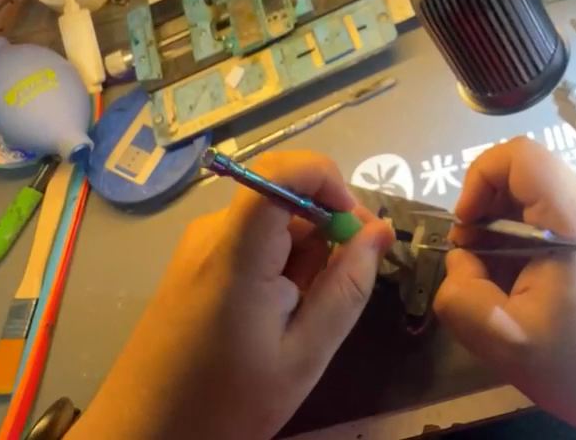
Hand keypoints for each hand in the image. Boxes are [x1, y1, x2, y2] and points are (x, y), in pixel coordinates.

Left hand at [72, 152, 393, 439]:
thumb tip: (379, 230)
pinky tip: (278, 313)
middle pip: (287, 195)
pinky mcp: (196, 260)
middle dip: (327, 227)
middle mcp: (215, 231)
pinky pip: (255, 238)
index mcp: (238, 250)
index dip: (330, 180)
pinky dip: (281, 261)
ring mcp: (201, 244)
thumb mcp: (303, 357)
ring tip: (303, 315)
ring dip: (304, 251)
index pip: (284, 170)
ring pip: (275, 219)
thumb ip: (346, 289)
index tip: (356, 226)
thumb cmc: (223, 405)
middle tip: (345, 284)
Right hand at [432, 139, 575, 439]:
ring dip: (507, 238)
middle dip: (488, 218)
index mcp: (571, 209)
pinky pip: (557, 223)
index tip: (467, 231)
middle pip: (522, 177)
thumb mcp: (510, 341)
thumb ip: (462, 297)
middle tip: (481, 272)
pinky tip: (535, 296)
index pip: (514, 153)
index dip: (478, 181)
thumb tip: (461, 265)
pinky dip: (532, 249)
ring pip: (536, 203)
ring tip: (508, 292)